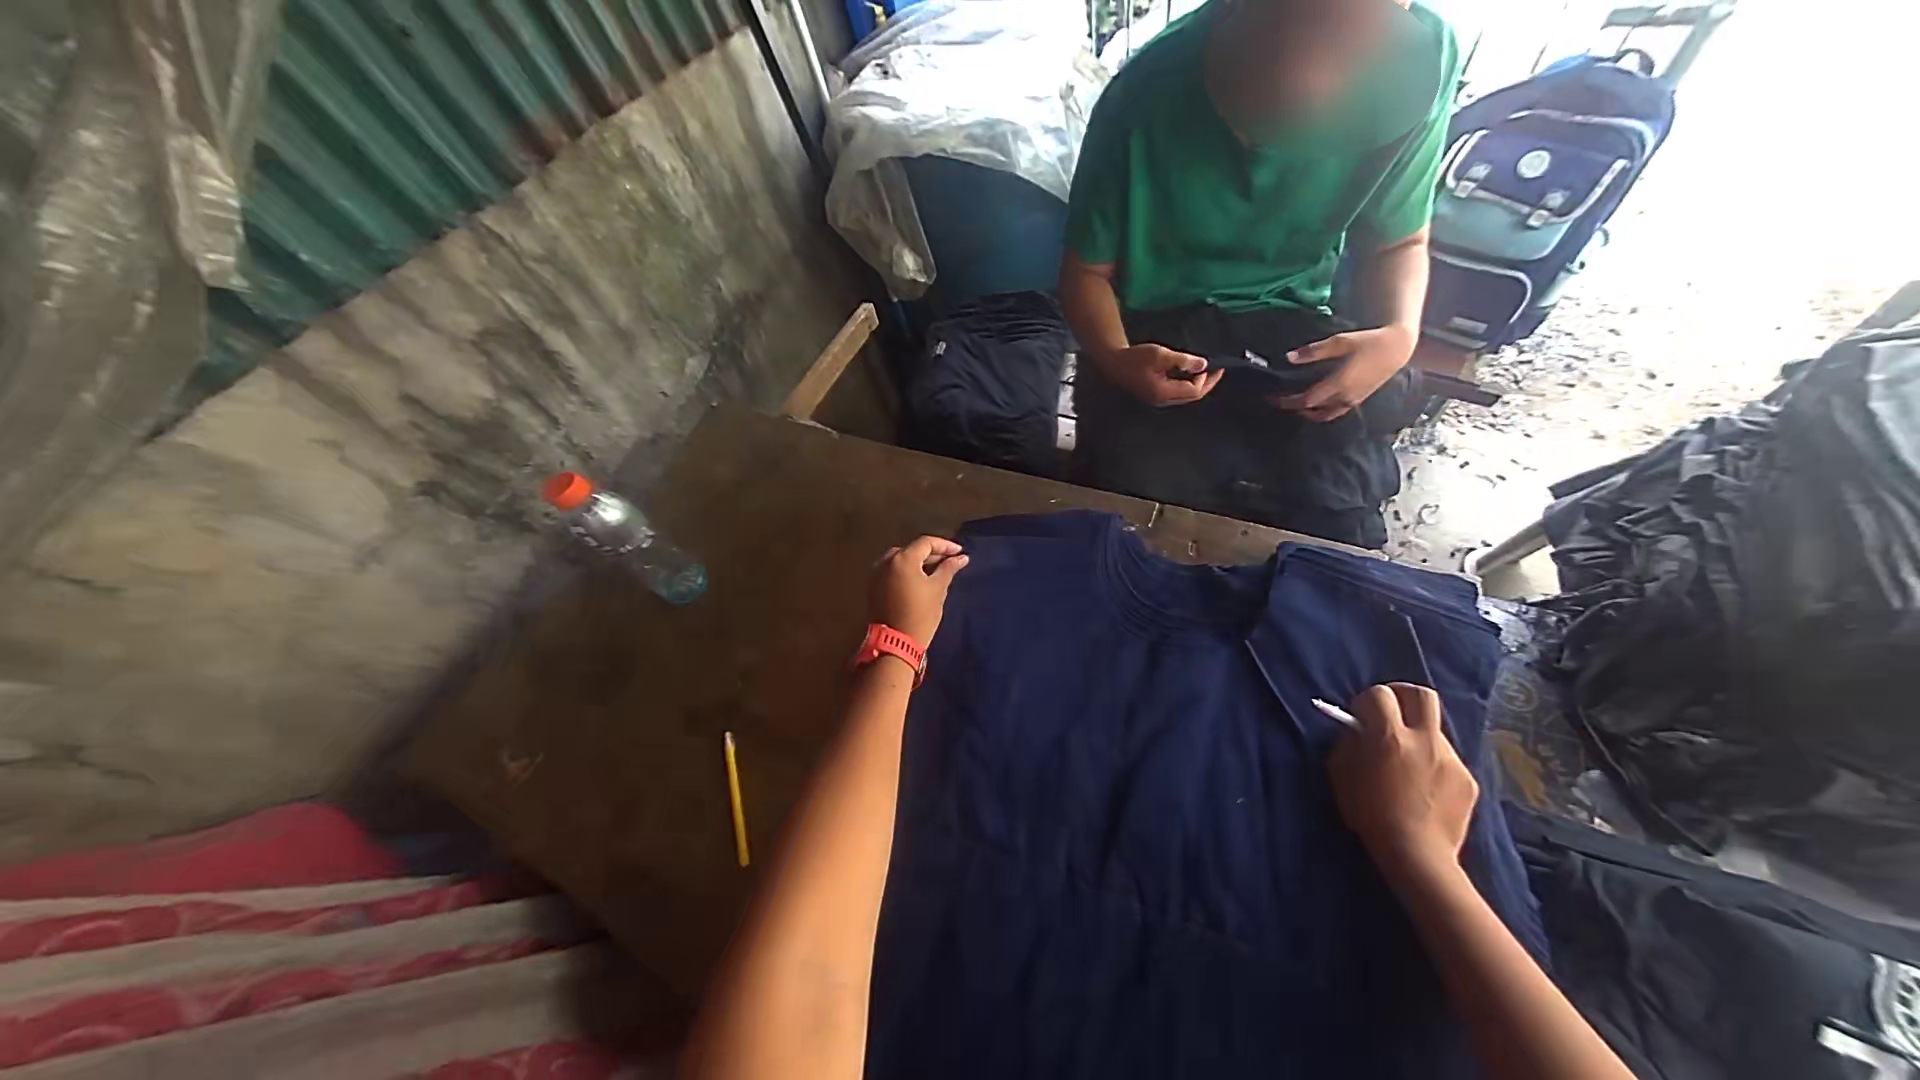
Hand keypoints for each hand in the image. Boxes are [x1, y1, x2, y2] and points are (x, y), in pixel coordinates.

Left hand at [870, 536, 968, 645]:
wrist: (895, 644)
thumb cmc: (920, 615)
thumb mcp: (937, 589)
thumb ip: (948, 568)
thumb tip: (961, 557)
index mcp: (902, 559)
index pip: (925, 543)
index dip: (945, 545)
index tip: (960, 552)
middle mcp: (885, 561)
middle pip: (912, 549)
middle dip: (932, 553)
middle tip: (950, 561)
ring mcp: (876, 574)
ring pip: (901, 559)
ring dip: (918, 561)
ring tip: (936, 569)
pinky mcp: (873, 586)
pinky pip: (892, 570)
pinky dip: (906, 571)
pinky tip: (919, 579)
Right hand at [1097, 343, 1223, 406]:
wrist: (1114, 361)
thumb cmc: (1135, 357)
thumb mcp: (1161, 355)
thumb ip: (1183, 361)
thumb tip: (1202, 365)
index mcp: (1163, 392)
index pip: (1193, 391)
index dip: (1207, 380)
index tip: (1215, 366)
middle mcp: (1161, 400)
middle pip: (1191, 397)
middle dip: (1205, 384)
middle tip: (1215, 371)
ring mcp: (1157, 400)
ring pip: (1184, 397)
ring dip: (1196, 385)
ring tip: (1203, 372)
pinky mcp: (1154, 395)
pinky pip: (1176, 394)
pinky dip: (1186, 385)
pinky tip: (1188, 375)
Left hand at [1272, 325, 1415, 421]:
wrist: (1397, 348)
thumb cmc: (1368, 342)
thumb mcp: (1340, 342)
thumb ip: (1314, 351)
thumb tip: (1288, 358)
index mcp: (1339, 383)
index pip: (1306, 400)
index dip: (1287, 402)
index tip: (1271, 398)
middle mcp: (1344, 397)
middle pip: (1312, 410)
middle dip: (1293, 408)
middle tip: (1277, 402)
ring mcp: (1352, 401)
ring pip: (1324, 416)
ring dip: (1306, 413)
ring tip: (1293, 406)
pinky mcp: (1357, 401)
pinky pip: (1334, 413)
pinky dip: (1320, 413)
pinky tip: (1313, 407)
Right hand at [1328, 683, 1478, 886]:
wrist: (1416, 855)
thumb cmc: (1368, 813)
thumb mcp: (1342, 773)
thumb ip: (1350, 743)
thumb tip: (1359, 729)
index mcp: (1389, 736)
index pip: (1380, 694)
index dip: (1368, 700)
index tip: (1362, 715)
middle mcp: (1425, 740)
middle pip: (1422, 695)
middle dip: (1403, 695)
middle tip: (1391, 710)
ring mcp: (1451, 759)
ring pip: (1434, 732)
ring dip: (1418, 738)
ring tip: (1407, 767)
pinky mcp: (1468, 780)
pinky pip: (1446, 760)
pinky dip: (1433, 765)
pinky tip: (1424, 789)